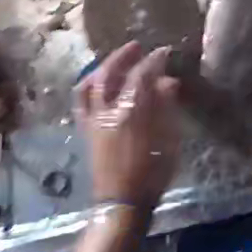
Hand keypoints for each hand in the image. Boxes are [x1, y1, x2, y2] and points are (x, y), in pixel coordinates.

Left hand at [77, 42, 181, 210]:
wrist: (122, 203)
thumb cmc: (152, 174)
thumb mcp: (169, 141)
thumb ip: (167, 108)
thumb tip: (168, 82)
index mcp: (131, 113)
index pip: (141, 75)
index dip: (153, 60)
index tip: (163, 52)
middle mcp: (107, 111)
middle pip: (109, 73)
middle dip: (122, 56)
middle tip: (137, 47)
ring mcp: (93, 120)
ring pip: (91, 84)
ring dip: (103, 68)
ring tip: (115, 62)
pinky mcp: (86, 129)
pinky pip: (82, 100)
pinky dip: (89, 86)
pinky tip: (98, 84)